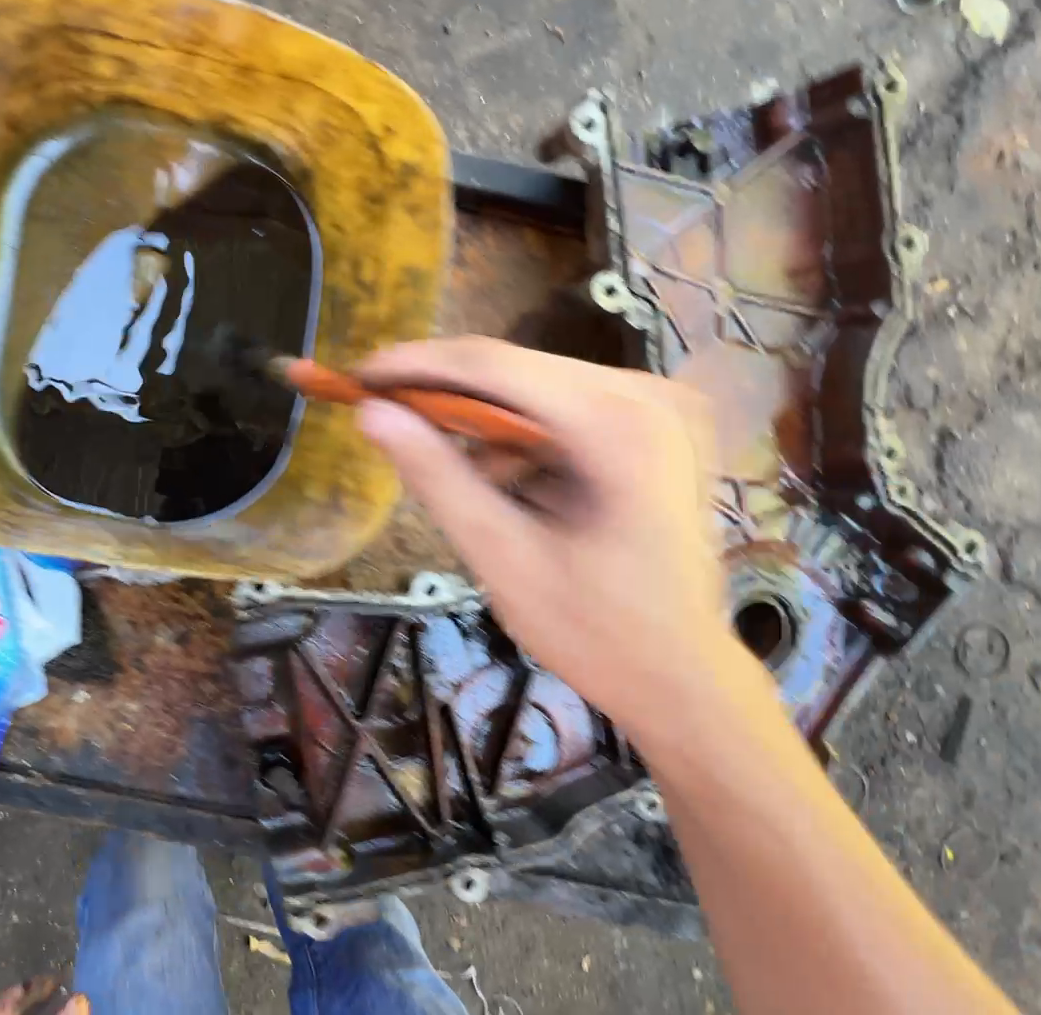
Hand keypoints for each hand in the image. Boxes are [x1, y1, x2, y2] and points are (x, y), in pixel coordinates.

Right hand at [355, 337, 763, 747]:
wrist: (683, 677)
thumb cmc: (595, 631)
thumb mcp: (502, 557)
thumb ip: (437, 477)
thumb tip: (371, 413)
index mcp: (619, 426)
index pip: (493, 366)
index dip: (416, 364)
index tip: (357, 376)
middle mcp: (650, 395)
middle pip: (517, 371)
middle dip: (446, 396)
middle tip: (387, 420)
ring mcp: (661, 406)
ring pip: (535, 389)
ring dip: (484, 425)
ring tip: (463, 482)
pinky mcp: (658, 424)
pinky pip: (563, 410)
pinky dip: (521, 440)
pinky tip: (511, 488)